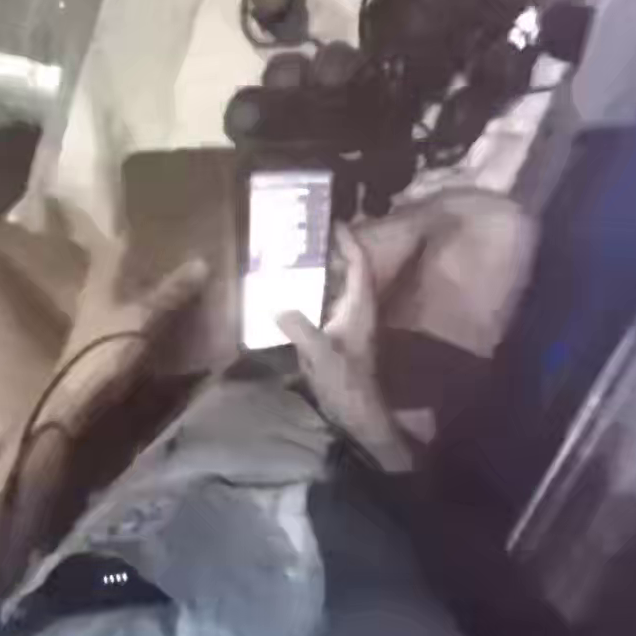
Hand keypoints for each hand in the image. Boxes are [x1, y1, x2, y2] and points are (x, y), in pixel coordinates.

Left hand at [41, 245, 208, 433]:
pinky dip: (159, 324)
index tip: (169, 229)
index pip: (119, 246)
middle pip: (128, 275)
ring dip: (160, 298)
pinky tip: (180, 327)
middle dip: (156, 268)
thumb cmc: (109, 350)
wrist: (81, 404)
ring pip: (135, 301)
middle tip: (192, 261)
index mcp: (101, 281)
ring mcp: (103, 326)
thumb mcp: (147, 317)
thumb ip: (173, 291)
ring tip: (195, 292)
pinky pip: (140, 327)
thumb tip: (201, 261)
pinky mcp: (112, 351)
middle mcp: (99, 297)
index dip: (141, 236)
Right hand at [279, 228, 418, 471]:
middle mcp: (356, 310)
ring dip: (319, 273)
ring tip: (293, 258)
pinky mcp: (337, 337)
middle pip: (347, 271)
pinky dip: (310, 295)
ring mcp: (347, 324)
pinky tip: (289, 294)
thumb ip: (299, 327)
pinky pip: (324, 307)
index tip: (331, 221)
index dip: (348, 240)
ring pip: (335, 289)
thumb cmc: (346, 382)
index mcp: (359, 307)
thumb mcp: (320, 354)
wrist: (358, 414)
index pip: (358, 263)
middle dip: (330, 252)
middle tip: (303, 236)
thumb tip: (277, 307)